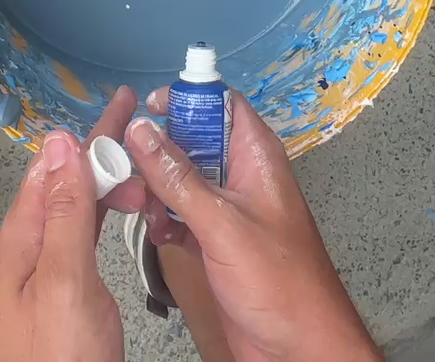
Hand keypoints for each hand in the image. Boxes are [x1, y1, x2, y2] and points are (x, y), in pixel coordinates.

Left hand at [0, 86, 144, 361]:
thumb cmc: (58, 357)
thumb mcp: (63, 280)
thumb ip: (64, 212)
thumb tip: (61, 142)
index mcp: (26, 231)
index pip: (59, 160)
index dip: (93, 130)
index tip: (125, 103)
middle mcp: (34, 238)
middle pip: (70, 174)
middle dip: (107, 147)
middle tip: (145, 130)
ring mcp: (51, 260)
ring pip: (82, 198)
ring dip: (112, 177)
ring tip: (145, 173)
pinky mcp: (70, 279)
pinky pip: (88, 225)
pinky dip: (110, 206)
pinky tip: (127, 203)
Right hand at [127, 90, 379, 361]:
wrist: (300, 349)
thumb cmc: (279, 280)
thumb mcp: (222, 223)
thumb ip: (178, 176)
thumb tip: (141, 130)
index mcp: (254, 153)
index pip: (219, 101)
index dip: (186, 97)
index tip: (149, 108)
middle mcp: (240, 171)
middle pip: (192, 137)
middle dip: (160, 149)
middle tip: (133, 166)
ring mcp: (227, 205)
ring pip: (181, 176)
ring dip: (158, 189)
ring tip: (148, 210)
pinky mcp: (214, 237)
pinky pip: (180, 211)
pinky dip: (165, 219)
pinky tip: (160, 234)